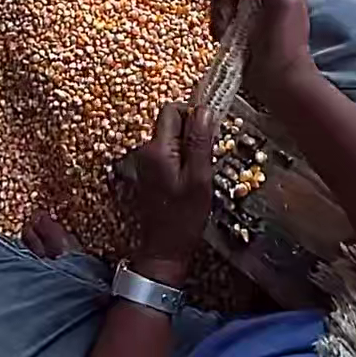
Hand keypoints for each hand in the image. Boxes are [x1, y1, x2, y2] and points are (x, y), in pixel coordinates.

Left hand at [127, 103, 217, 284]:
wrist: (165, 247)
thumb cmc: (184, 216)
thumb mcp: (199, 178)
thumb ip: (201, 142)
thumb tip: (205, 110)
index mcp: (157, 148)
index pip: (172, 109)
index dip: (193, 113)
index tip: (210, 131)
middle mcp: (146, 149)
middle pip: (170, 120)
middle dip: (191, 129)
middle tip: (208, 151)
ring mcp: (145, 160)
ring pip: (171, 135)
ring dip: (188, 143)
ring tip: (201, 167)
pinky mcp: (149, 169)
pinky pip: (168, 150)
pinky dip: (182, 155)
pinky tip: (191, 175)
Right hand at [211, 0, 315, 111]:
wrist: (277, 78)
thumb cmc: (284, 38)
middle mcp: (257, 0)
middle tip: (235, 13)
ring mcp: (243, 18)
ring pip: (219, 4)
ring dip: (221, 15)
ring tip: (230, 29)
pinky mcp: (232, 35)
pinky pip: (216, 22)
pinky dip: (218, 28)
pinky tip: (224, 36)